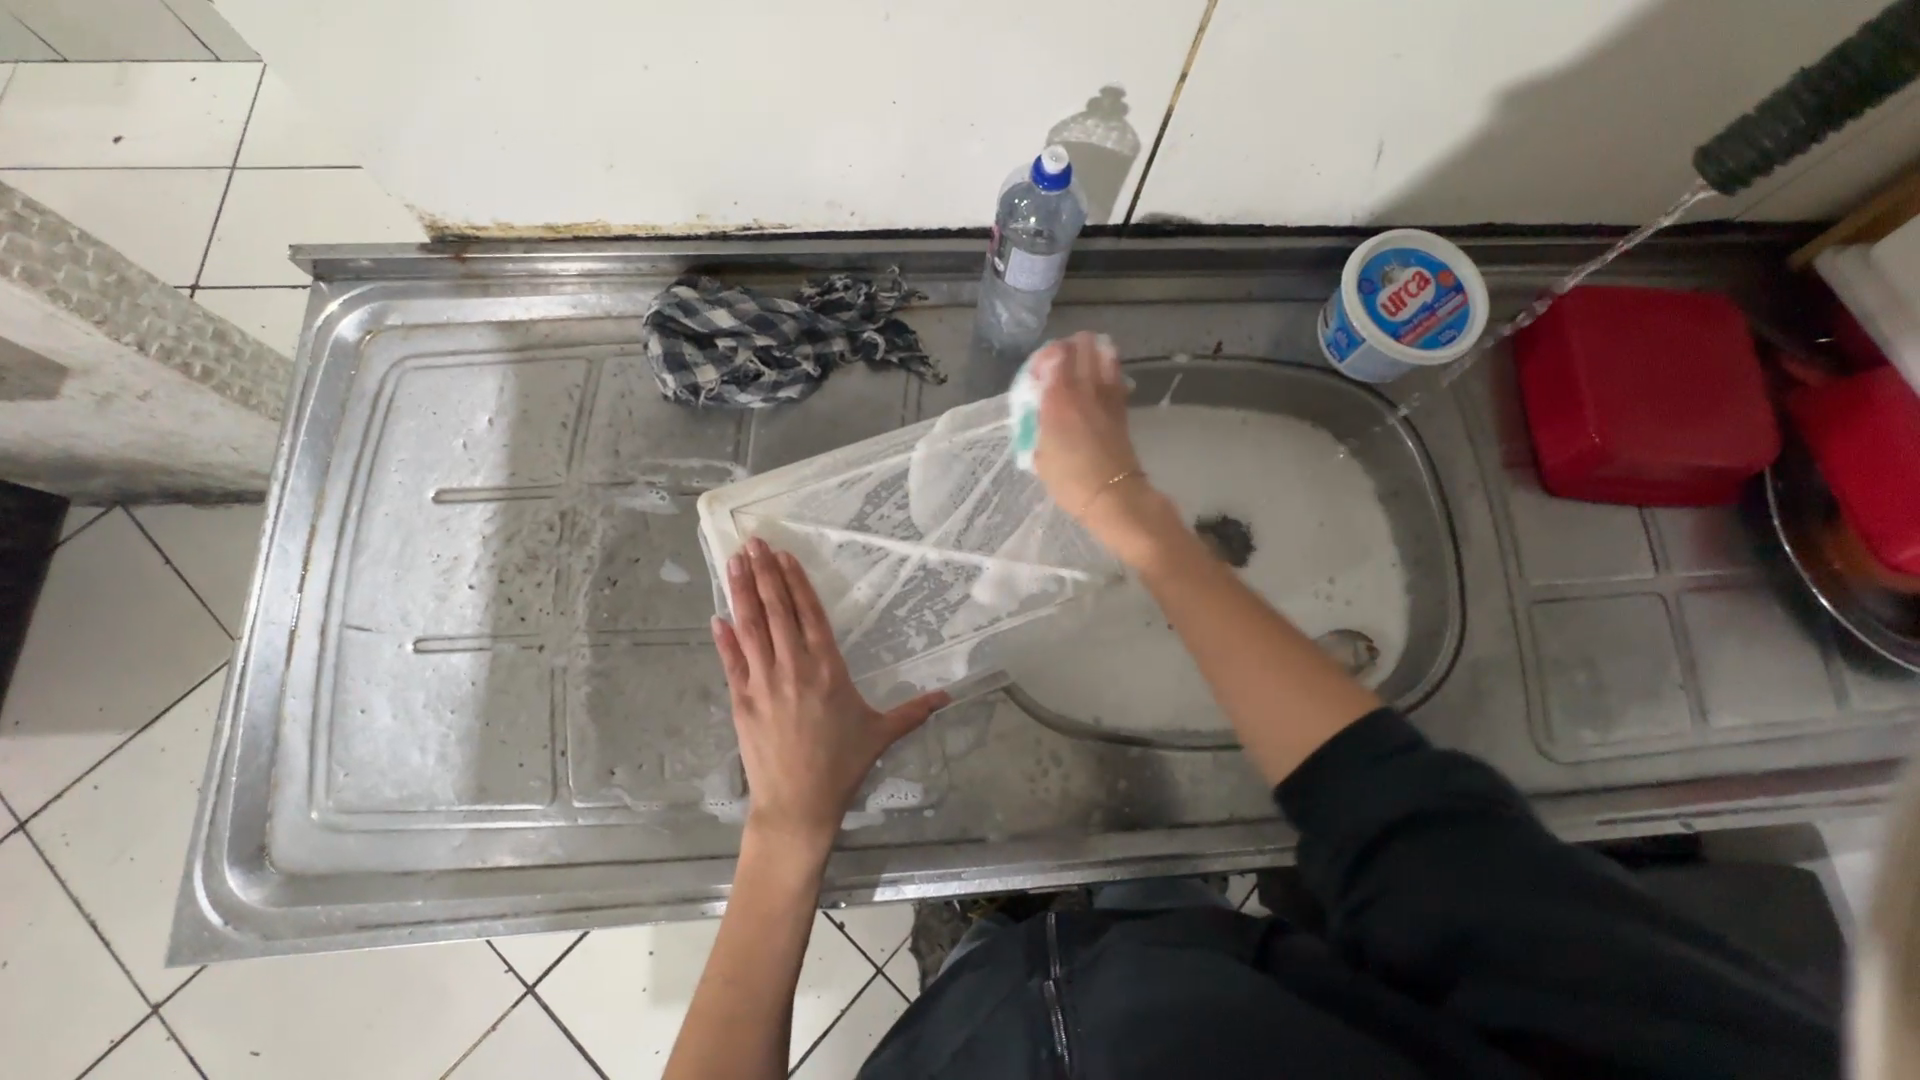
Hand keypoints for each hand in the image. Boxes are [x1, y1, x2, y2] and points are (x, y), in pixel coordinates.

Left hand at [712, 538, 949, 847]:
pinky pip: (731, 661)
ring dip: (741, 591)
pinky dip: (724, 637)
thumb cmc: (842, 765)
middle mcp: (794, 666)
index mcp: (828, 668)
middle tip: (753, 541)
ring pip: (750, 626)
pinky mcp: (741, 700)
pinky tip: (717, 614)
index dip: (796, 581)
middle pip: (777, 610)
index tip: (784, 555)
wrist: (798, 803)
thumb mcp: (881, 734)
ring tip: (734, 561)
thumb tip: (949, 697)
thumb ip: (913, 710)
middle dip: (764, 573)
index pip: (810, 613)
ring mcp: (763, 681)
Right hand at [1031, 332, 1179, 568]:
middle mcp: (1085, 388)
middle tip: (1060, 364)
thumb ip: (1039, 425)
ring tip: (1082, 366)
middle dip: (1070, 347)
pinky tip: (1099, 381)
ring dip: (1092, 354)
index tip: (1039, 373)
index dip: (1046, 355)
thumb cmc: (1070, 481)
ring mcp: (1108, 395)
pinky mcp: (1122, 407)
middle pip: (1083, 344)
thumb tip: (1041, 413)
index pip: (1055, 353)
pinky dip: (1107, 370)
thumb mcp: (1040, 455)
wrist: (1112, 496)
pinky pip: (1115, 375)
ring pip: (1104, 354)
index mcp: (1059, 398)